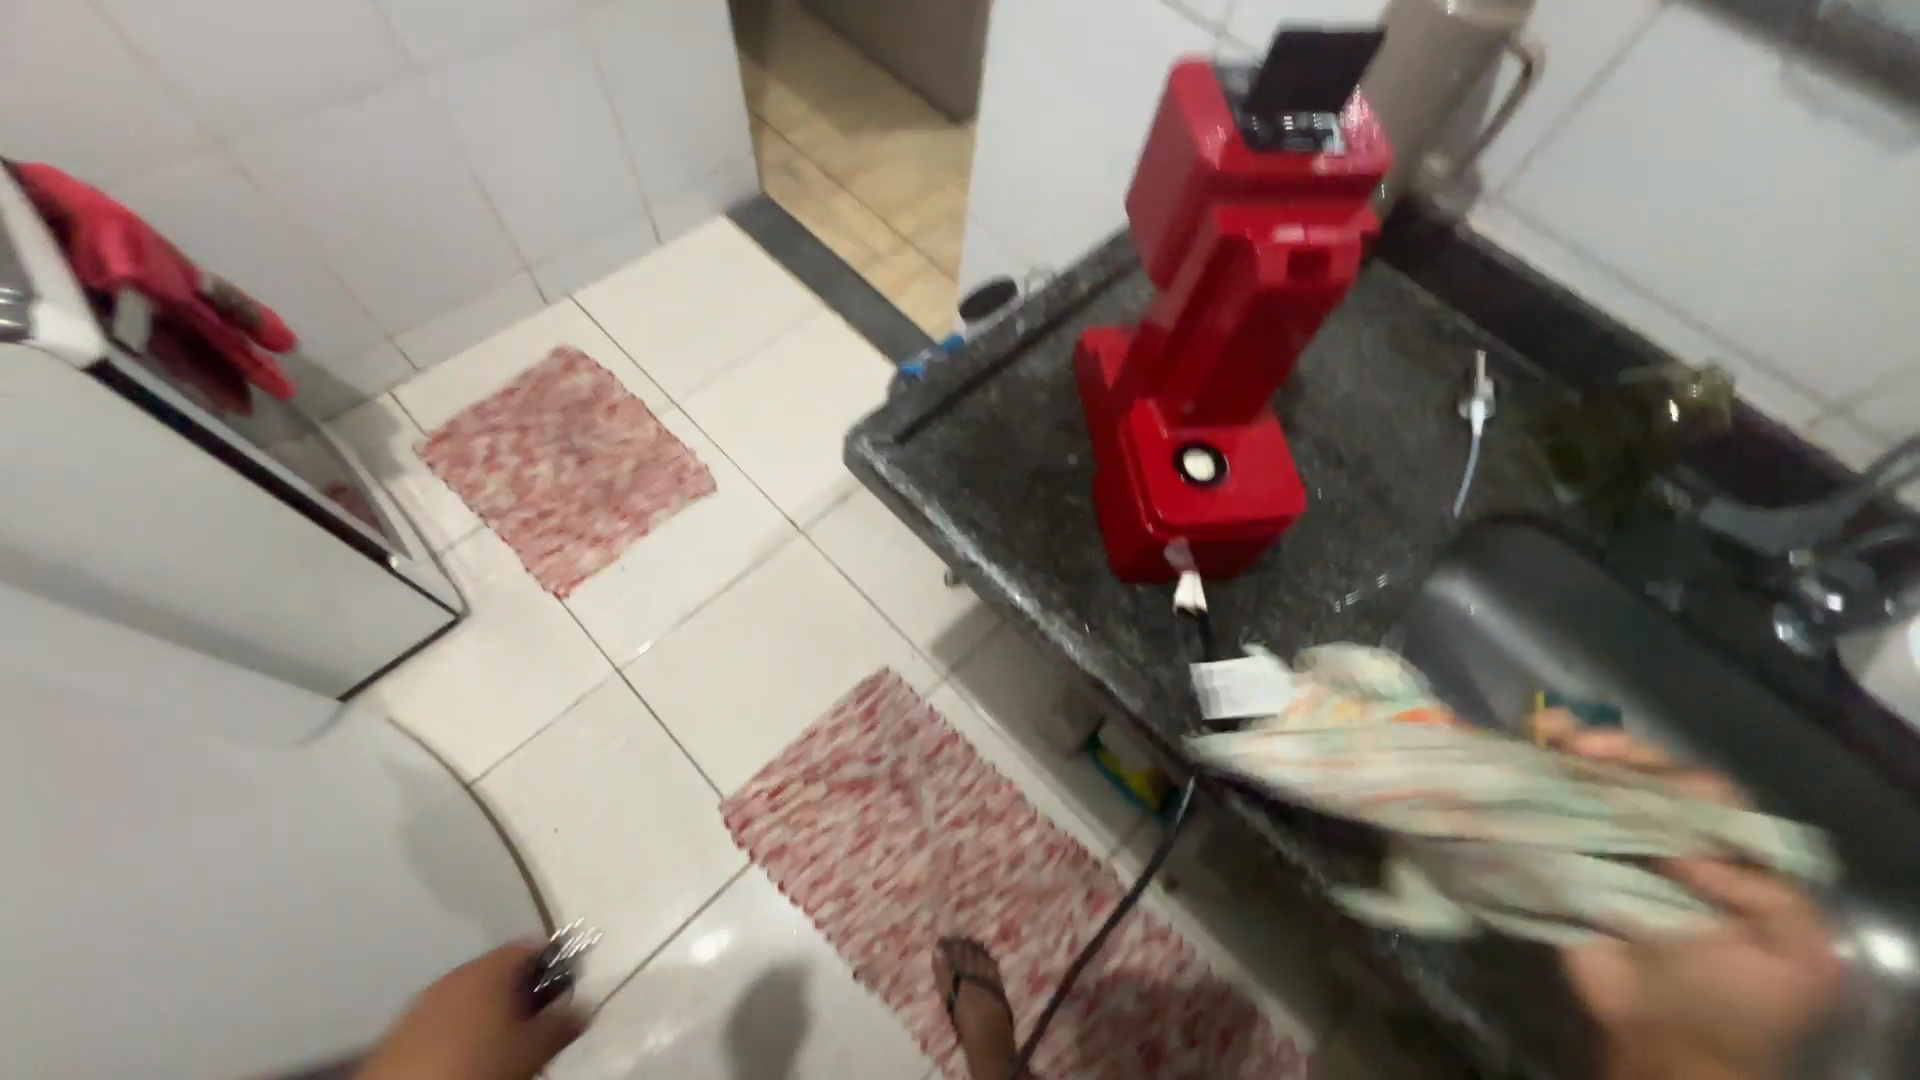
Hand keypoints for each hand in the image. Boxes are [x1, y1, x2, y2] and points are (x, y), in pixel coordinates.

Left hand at [355, 942, 587, 1079]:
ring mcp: (424, 1000)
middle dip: (524, 991)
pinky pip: (446, 1016)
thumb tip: (587, 1004)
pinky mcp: (400, 1030)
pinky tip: (469, 1054)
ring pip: (474, 994)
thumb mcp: (532, 1049)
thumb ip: (564, 1021)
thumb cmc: (476, 1067)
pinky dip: (463, 1027)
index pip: (534, 945)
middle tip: (539, 1022)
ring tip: (505, 1042)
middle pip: (503, 970)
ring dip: (494, 1010)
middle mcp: (457, 972)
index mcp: (491, 967)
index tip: (567, 988)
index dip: (556, 962)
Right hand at [1539, 719, 1841, 1079]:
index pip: (1700, 792)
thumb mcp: (1794, 956)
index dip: (1665, 772)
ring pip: (1591, 781)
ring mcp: (1609, 841)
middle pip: (1639, 774)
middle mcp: (1666, 835)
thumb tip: (1688, 852)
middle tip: (1569, 740)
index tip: (1635, 778)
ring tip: (1539, 731)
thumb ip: (1770, 897)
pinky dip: (1528, 777)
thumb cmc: (1733, 998)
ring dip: (1564, 749)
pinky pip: (1547, 810)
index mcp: (1723, 850)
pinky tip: (1513, 750)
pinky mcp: (1562, 855)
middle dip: (1607, 748)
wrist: (1661, 1035)